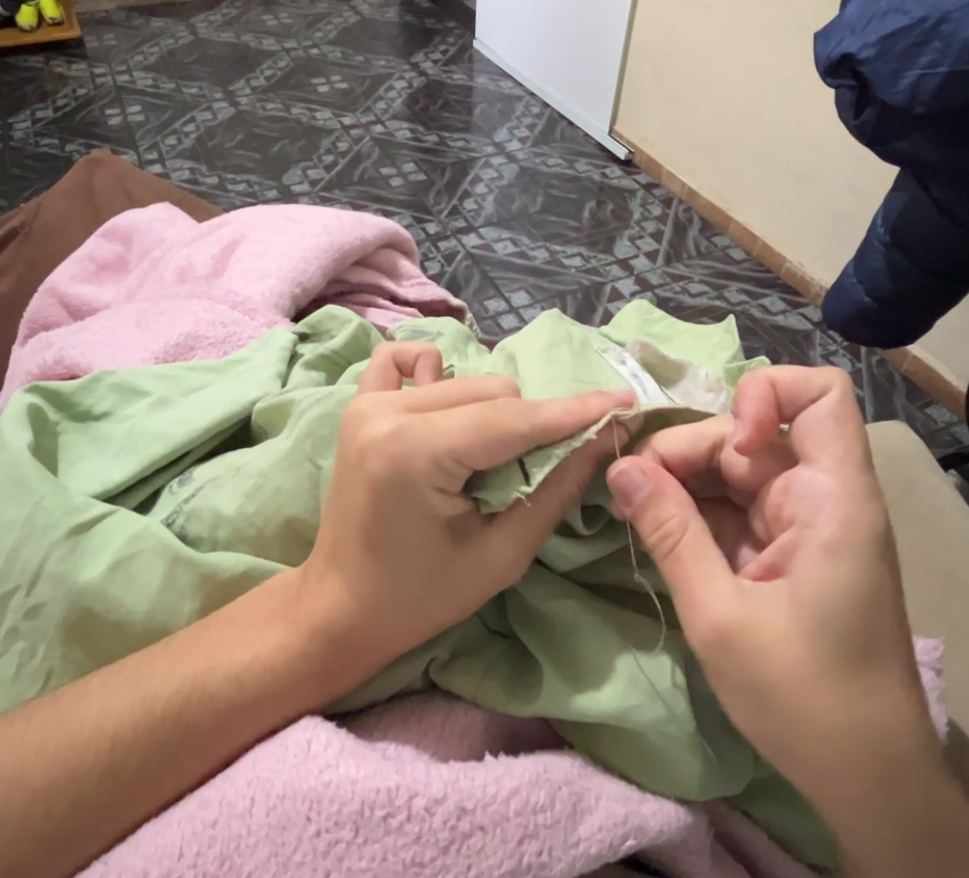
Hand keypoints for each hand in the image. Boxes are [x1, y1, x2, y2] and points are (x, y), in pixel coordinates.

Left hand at [300, 341, 632, 670]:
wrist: (343, 607)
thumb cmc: (422, 596)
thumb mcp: (502, 555)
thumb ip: (555, 488)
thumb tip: (604, 438)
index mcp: (415, 451)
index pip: (514, 419)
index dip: (575, 412)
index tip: (625, 403)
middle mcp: (388, 412)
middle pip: (495, 392)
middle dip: (531, 427)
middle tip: (536, 474)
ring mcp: (368, 403)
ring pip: (466, 380)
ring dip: (494, 413)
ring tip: (489, 463)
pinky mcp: (359, 406)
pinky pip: (403, 362)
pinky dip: (437, 374)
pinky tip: (449, 408)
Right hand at [603, 367, 932, 795]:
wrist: (866, 777)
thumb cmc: (804, 698)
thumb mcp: (720, 615)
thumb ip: (669, 533)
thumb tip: (620, 467)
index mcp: (832, 499)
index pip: (819, 395)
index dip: (765, 394)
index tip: (722, 444)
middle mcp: (821, 498)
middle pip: (753, 432)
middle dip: (689, 449)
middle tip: (631, 488)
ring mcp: (801, 526)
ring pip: (735, 469)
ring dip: (682, 479)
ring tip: (631, 507)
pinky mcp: (783, 553)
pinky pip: (733, 508)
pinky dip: (692, 511)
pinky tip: (652, 527)